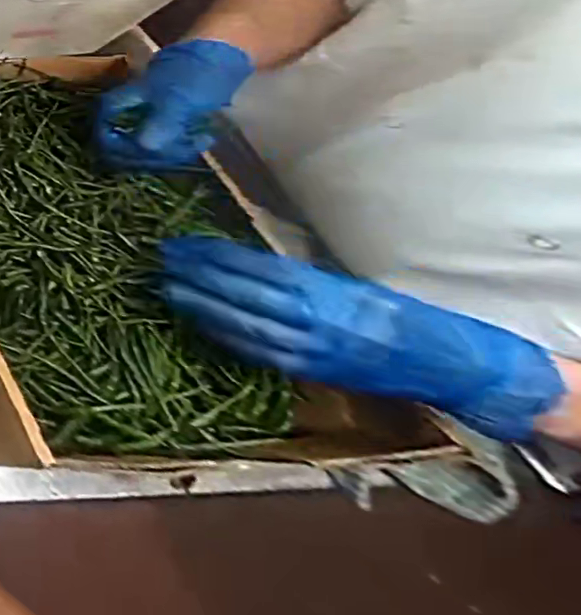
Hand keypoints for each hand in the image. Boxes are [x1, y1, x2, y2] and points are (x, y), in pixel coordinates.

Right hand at [94, 39, 254, 170]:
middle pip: (128, 131)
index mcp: (126, 97)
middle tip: (168, 157)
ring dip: (171, 145)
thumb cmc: (195, 73)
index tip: (123, 154)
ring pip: (152, 132)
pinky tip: (204, 138)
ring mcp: (158, 104)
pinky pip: (174, 128)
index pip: (104, 120)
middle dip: (147, 148)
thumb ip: (159, 126)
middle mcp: (136, 102)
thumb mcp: (176, 101)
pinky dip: (185, 137)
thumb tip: (145, 149)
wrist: (228, 50)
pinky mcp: (179, 106)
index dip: (108, 138)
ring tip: (195, 145)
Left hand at [161, 236, 566, 441]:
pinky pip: (250, 350)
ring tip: (166, 286)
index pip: (251, 267)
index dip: (209, 254)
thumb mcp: (344, 283)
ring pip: (237, 322)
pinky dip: (217, 332)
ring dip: (196, 304)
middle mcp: (313, 320)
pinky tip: (193, 318)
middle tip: (161, 260)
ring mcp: (307, 349)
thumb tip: (231, 258)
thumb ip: (291, 274)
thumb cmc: (396, 315)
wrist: (452, 365)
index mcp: (324, 291)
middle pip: (237, 293)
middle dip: (193, 275)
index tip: (178, 243)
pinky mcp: (304, 371)